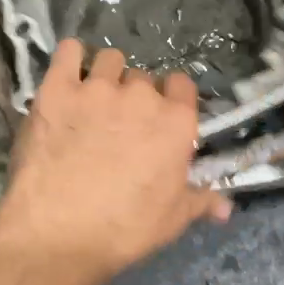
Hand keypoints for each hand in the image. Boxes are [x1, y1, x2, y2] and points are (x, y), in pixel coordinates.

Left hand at [0, 40, 231, 284]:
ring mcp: (97, 89)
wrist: (58, 232)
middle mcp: (141, 96)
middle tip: (120, 123)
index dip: (171, 99)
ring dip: (105, 75)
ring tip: (93, 100)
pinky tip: (67, 76)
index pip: (182, 86)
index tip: (160, 117)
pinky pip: (68, 52)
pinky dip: (70, 58)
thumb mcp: (172, 220)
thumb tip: (226, 207)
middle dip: (135, 95)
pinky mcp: (57, 90)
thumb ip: (200, 201)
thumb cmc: (124, 229)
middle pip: (143, 78)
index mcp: (176, 122)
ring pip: (109, 60)